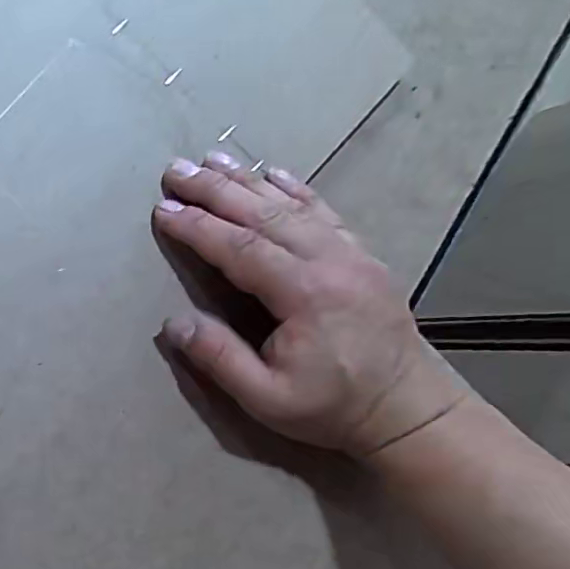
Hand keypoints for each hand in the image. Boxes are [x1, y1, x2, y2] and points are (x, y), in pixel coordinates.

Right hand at [152, 152, 466, 456]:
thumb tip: (173, 323)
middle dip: (215, 190)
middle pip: (263, 215)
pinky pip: (323, 212)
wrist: (407, 409)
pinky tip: (273, 173)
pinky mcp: (361, 257)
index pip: (240, 249)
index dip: (198, 228)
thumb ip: (219, 358)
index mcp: (305, 294)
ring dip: (248, 181)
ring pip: (292, 206)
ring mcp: (351, 254)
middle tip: (176, 170)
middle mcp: (330, 261)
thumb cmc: (331, 408)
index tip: (163, 210)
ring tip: (212, 159)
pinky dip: (294, 189)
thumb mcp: (265, 398)